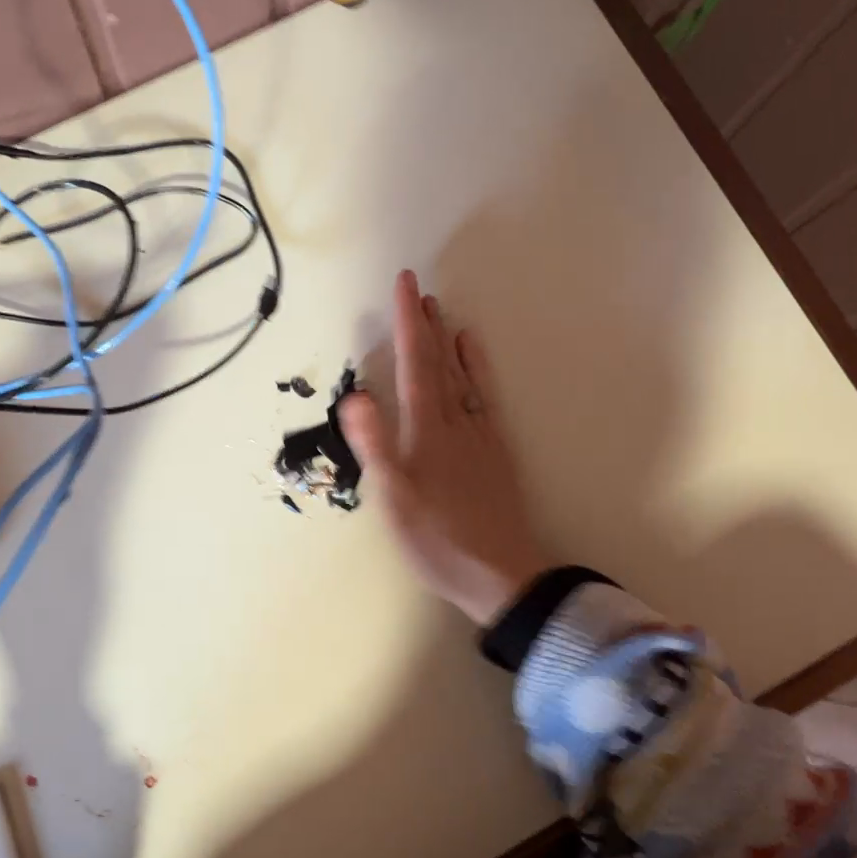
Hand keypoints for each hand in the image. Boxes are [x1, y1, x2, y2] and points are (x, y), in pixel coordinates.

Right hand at [341, 270, 549, 625]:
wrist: (501, 573)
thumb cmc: (439, 540)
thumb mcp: (395, 499)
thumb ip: (376, 445)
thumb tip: (355, 395)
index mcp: (427, 431)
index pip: (414, 366)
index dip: (408, 324)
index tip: (404, 284)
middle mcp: (456, 423)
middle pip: (439, 364)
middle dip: (426, 325)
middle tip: (418, 289)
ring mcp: (479, 435)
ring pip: (461, 377)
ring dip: (449, 343)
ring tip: (442, 313)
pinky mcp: (495, 451)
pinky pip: (484, 398)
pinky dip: (477, 372)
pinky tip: (473, 361)